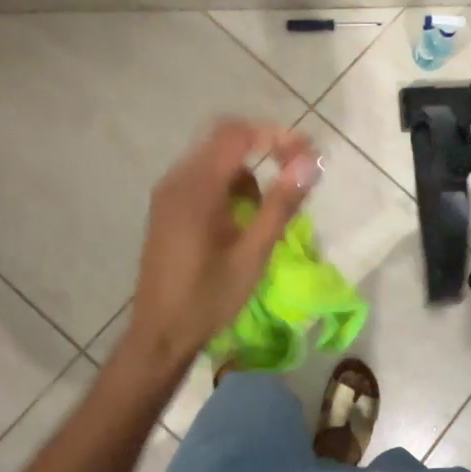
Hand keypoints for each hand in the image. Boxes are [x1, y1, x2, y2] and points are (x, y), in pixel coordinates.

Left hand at [129, 118, 321, 360]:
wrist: (160, 335)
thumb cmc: (209, 298)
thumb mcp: (253, 254)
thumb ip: (281, 204)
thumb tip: (310, 164)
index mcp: (196, 189)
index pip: (237, 136)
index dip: (276, 135)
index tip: (308, 151)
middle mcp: (177, 181)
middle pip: (225, 139)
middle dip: (265, 146)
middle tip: (296, 167)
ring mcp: (168, 194)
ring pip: (215, 158)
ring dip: (247, 169)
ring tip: (268, 207)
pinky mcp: (167, 208)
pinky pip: (203, 177)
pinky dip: (229, 184)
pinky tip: (242, 217)